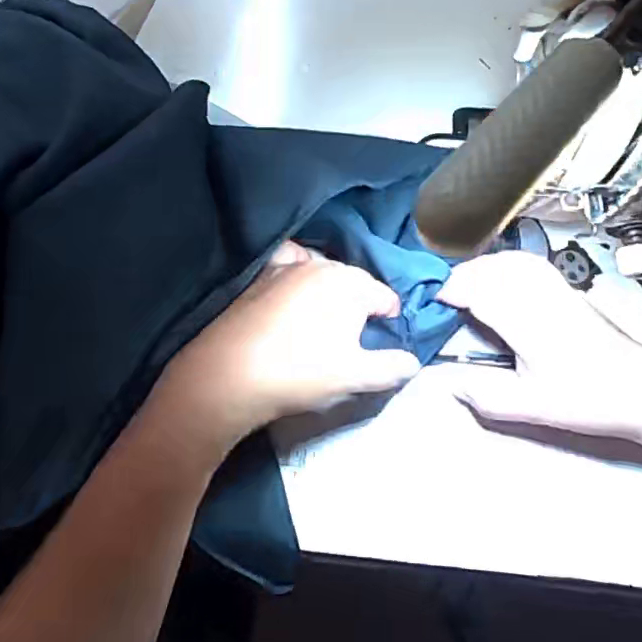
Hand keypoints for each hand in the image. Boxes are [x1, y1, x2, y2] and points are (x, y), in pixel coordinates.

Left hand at [152, 242, 421, 450]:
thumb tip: (413, 361)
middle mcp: (318, 265)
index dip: (391, 319)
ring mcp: (284, 267)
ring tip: (323, 324)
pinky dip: (295, 275)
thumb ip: (392, 366)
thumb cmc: (300, 373)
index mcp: (349, 282)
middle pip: (353, 282)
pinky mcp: (257, 276)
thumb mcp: (356, 376)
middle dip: (359, 305)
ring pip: (320, 274)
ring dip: (328, 293)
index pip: (384, 296)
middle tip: (354, 338)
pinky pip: (287, 267)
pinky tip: (291, 295)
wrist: (229, 374)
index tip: (386, 340)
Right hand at [437, 251, 641, 450]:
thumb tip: (450, 384)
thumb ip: (486, 396)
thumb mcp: (533, 408)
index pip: (478, 290)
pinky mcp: (567, 290)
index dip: (449, 292)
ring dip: (479, 268)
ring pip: (508, 261)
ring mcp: (557, 289)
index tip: (429, 302)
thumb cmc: (591, 400)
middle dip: (458, 277)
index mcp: (528, 322)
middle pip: (490, 269)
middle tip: (439, 297)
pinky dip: (503, 263)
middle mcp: (541, 297)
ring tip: (461, 285)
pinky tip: (496, 276)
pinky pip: (528, 262)